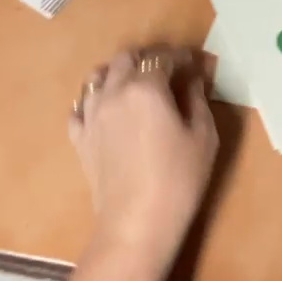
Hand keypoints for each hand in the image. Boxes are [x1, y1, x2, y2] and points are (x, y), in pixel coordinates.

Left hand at [70, 47, 218, 268]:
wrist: (136, 223)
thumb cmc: (179, 179)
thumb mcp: (203, 137)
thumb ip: (197, 100)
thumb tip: (192, 80)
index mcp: (146, 88)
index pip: (162, 58)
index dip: (180, 57)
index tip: (192, 63)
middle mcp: (114, 92)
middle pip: (125, 59)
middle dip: (146, 59)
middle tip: (165, 72)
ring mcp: (91, 114)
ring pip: (98, 77)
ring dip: (117, 74)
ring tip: (133, 86)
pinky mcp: (79, 138)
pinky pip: (80, 107)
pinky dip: (94, 102)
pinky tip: (107, 112)